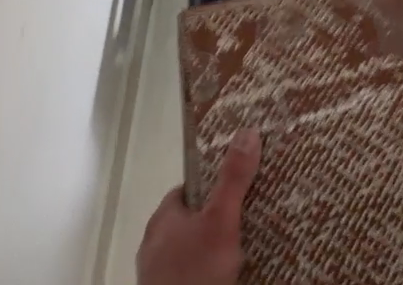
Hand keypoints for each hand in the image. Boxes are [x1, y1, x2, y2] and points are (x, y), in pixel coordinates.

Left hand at [137, 128, 261, 284]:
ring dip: (211, 250)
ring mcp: (158, 275)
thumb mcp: (221, 221)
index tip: (238, 189)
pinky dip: (206, 273)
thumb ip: (233, 180)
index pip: (188, 190)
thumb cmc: (194, 270)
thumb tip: (247, 131)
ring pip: (188, 251)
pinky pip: (190, 274)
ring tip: (243, 249)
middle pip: (190, 220)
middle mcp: (154, 244)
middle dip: (216, 219)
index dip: (213, 186)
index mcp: (163, 218)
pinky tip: (226, 276)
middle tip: (248, 219)